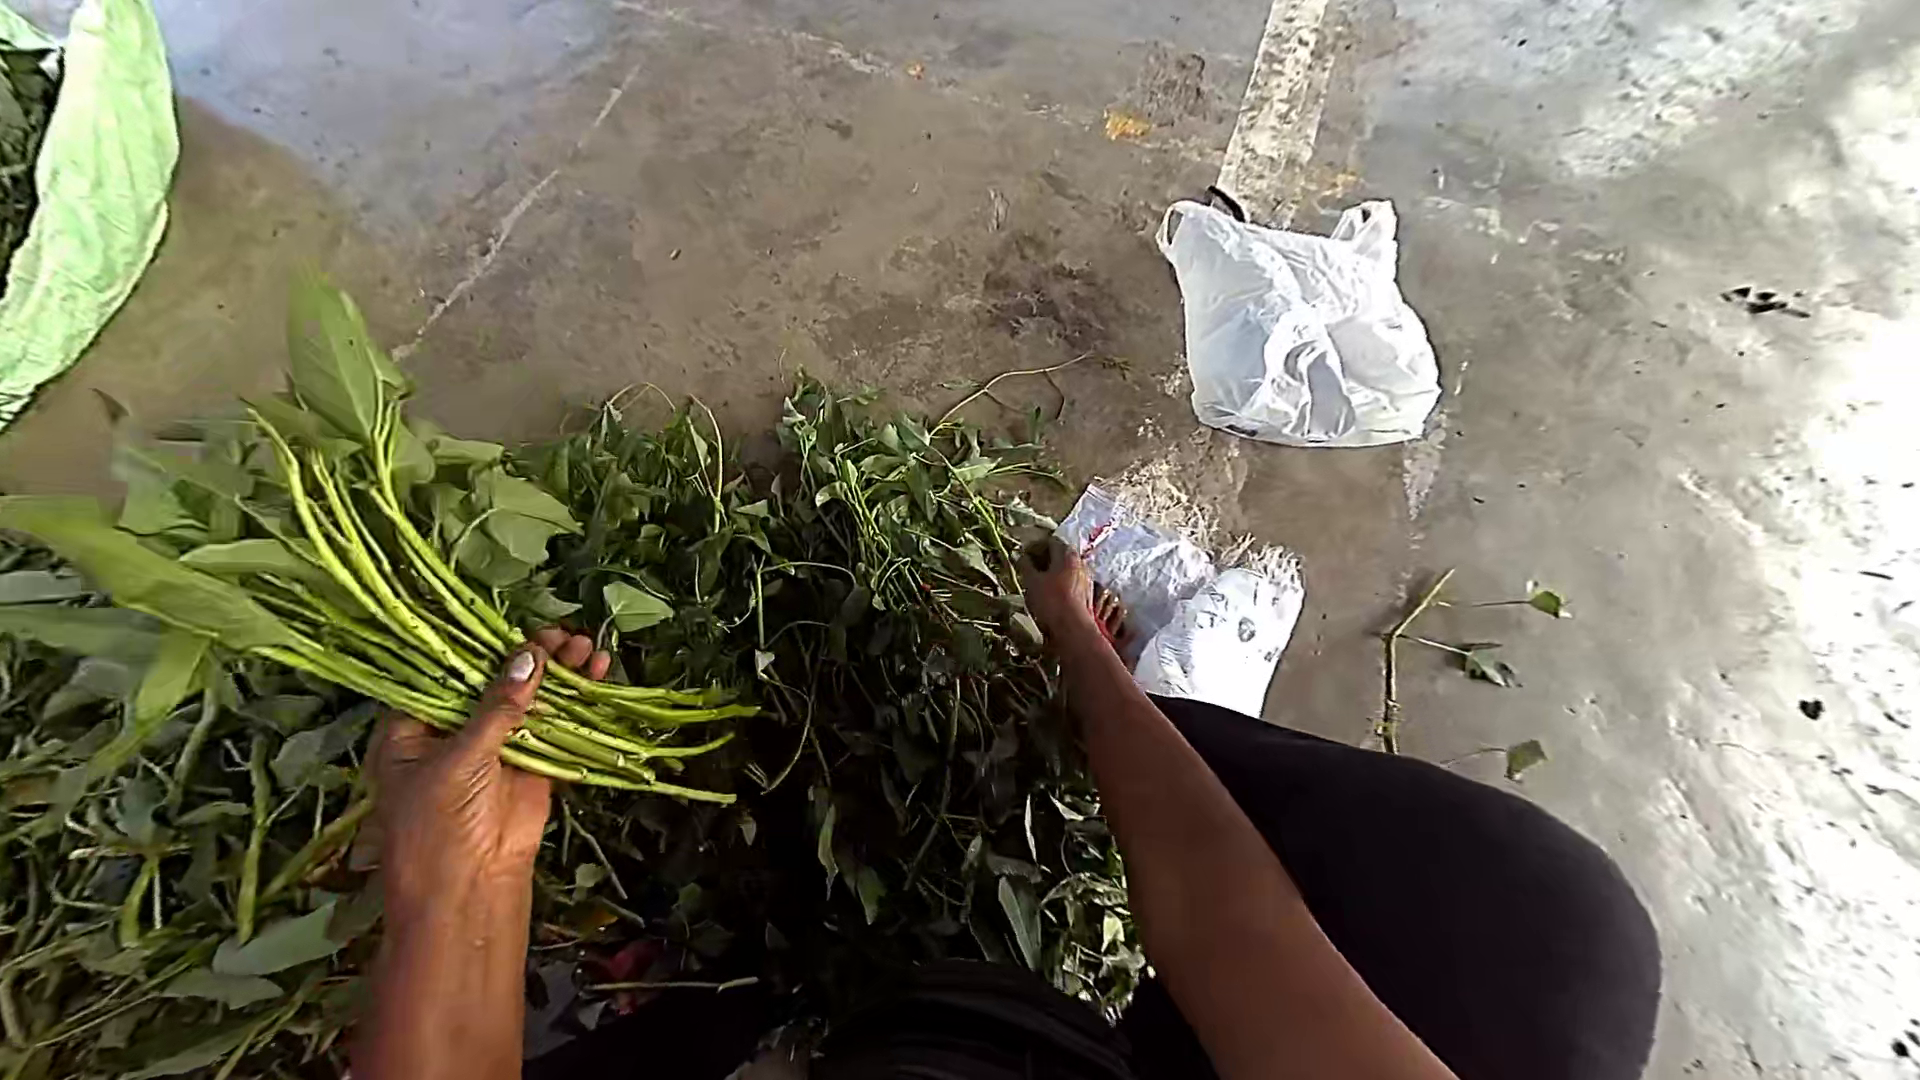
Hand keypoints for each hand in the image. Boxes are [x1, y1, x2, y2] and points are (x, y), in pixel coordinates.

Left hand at [355, 629, 609, 1079]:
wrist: (471, 882)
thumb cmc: (437, 824)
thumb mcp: (458, 759)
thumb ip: (497, 708)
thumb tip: (529, 658)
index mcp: (416, 728)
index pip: (449, 674)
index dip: (484, 648)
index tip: (520, 628)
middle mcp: (458, 729)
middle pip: (499, 680)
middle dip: (533, 657)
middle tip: (563, 636)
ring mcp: (500, 742)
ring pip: (533, 697)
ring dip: (561, 672)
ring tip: (586, 648)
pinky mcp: (536, 756)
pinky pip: (559, 719)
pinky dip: (578, 697)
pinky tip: (596, 673)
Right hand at [1019, 537, 1098, 642]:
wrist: (1073, 630)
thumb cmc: (1051, 601)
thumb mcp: (1031, 582)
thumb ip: (1024, 565)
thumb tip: (1018, 554)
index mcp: (1068, 555)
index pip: (1051, 542)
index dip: (1035, 546)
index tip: (1023, 555)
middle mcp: (1081, 564)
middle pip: (1060, 555)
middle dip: (1044, 560)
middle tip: (1028, 568)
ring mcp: (1086, 580)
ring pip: (1066, 571)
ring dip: (1052, 573)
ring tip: (1037, 583)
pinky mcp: (1087, 596)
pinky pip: (1071, 584)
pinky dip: (1059, 585)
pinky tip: (1049, 595)